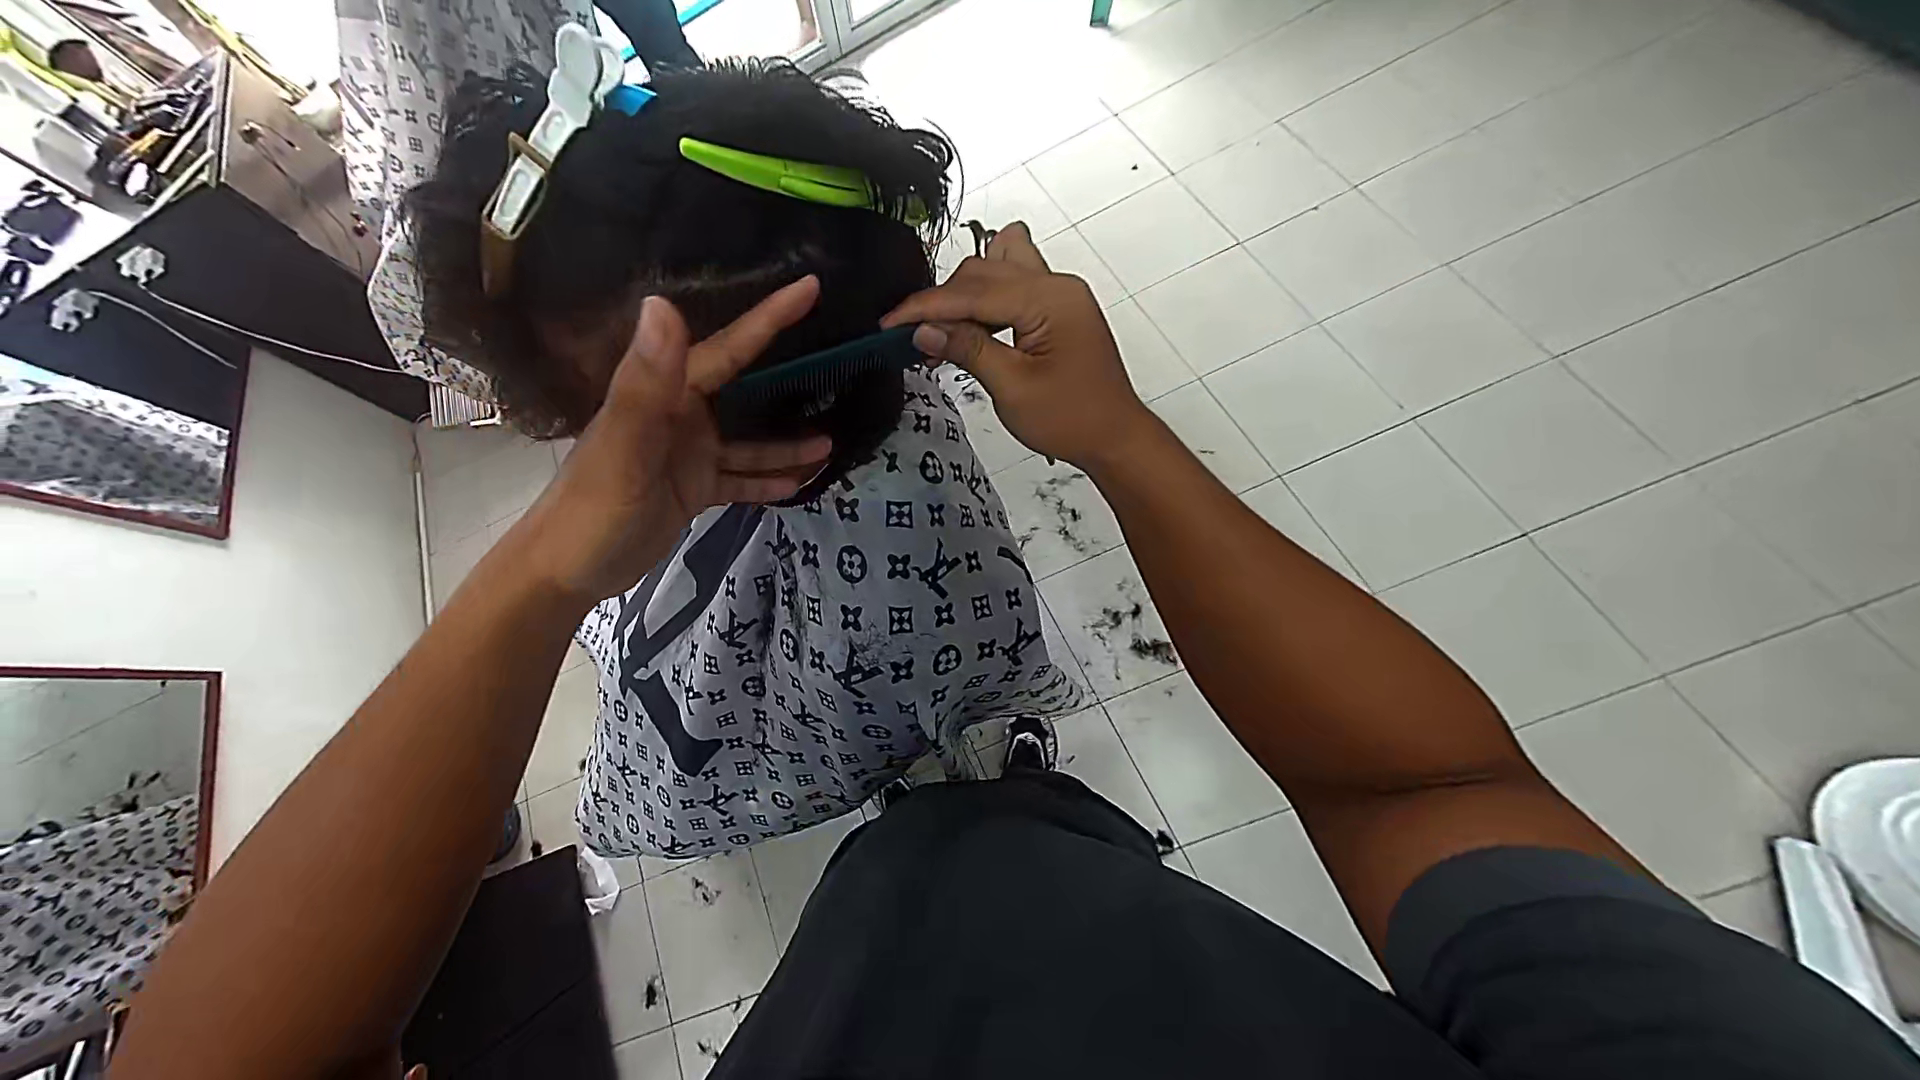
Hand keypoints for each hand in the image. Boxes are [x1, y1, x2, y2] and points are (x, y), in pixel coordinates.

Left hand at [510, 277, 832, 608]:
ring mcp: (689, 455)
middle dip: (789, 381)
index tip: (809, 288)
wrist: (567, 572)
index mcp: (666, 397)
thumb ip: (646, 385)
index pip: (726, 350)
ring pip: (750, 443)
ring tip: (831, 446)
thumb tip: (664, 303)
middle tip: (838, 369)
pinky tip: (799, 482)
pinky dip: (767, 480)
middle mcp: (681, 418)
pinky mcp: (694, 489)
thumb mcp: (625, 450)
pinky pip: (740, 478)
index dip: (767, 319)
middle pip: (746, 392)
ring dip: (787, 444)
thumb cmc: (593, 510)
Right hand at [882, 222, 1156, 470]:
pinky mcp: (1057, 310)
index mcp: (1051, 299)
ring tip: (940, 332)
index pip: (973, 291)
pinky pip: (1013, 289)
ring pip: (997, 271)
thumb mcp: (1012, 389)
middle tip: (911, 335)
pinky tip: (969, 331)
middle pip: (983, 271)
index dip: (927, 307)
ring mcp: (1060, 295)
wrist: (1113, 438)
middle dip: (943, 301)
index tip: (891, 323)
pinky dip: (985, 303)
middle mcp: (1057, 285)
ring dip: (965, 295)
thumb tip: (925, 331)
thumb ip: (967, 350)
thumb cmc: (1074, 419)